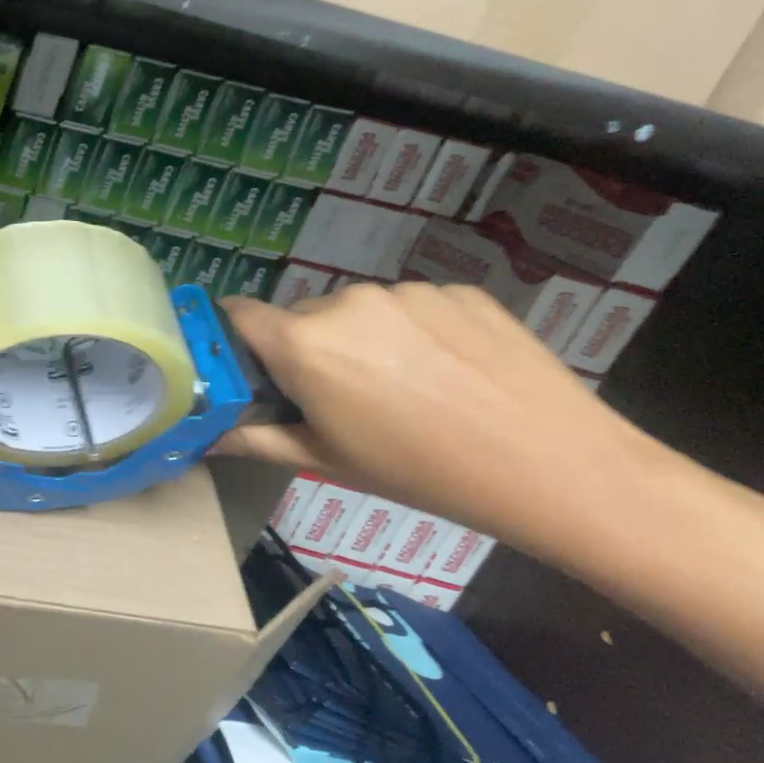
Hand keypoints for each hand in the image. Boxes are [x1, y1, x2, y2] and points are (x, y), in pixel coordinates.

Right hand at [219, 282, 763, 724]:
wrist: (559, 468)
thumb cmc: (424, 473)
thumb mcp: (329, 462)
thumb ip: (256, 440)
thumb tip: (204, 436)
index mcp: (303, 344)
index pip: (237, 314)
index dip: (236, 338)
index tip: (253, 367)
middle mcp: (344, 303)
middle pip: (302, 316)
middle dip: (309, 347)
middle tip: (342, 395)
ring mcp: (406, 291)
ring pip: (359, 310)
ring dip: (364, 338)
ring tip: (409, 386)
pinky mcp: (458, 289)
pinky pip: (414, 305)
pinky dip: (417, 331)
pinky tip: (451, 371)